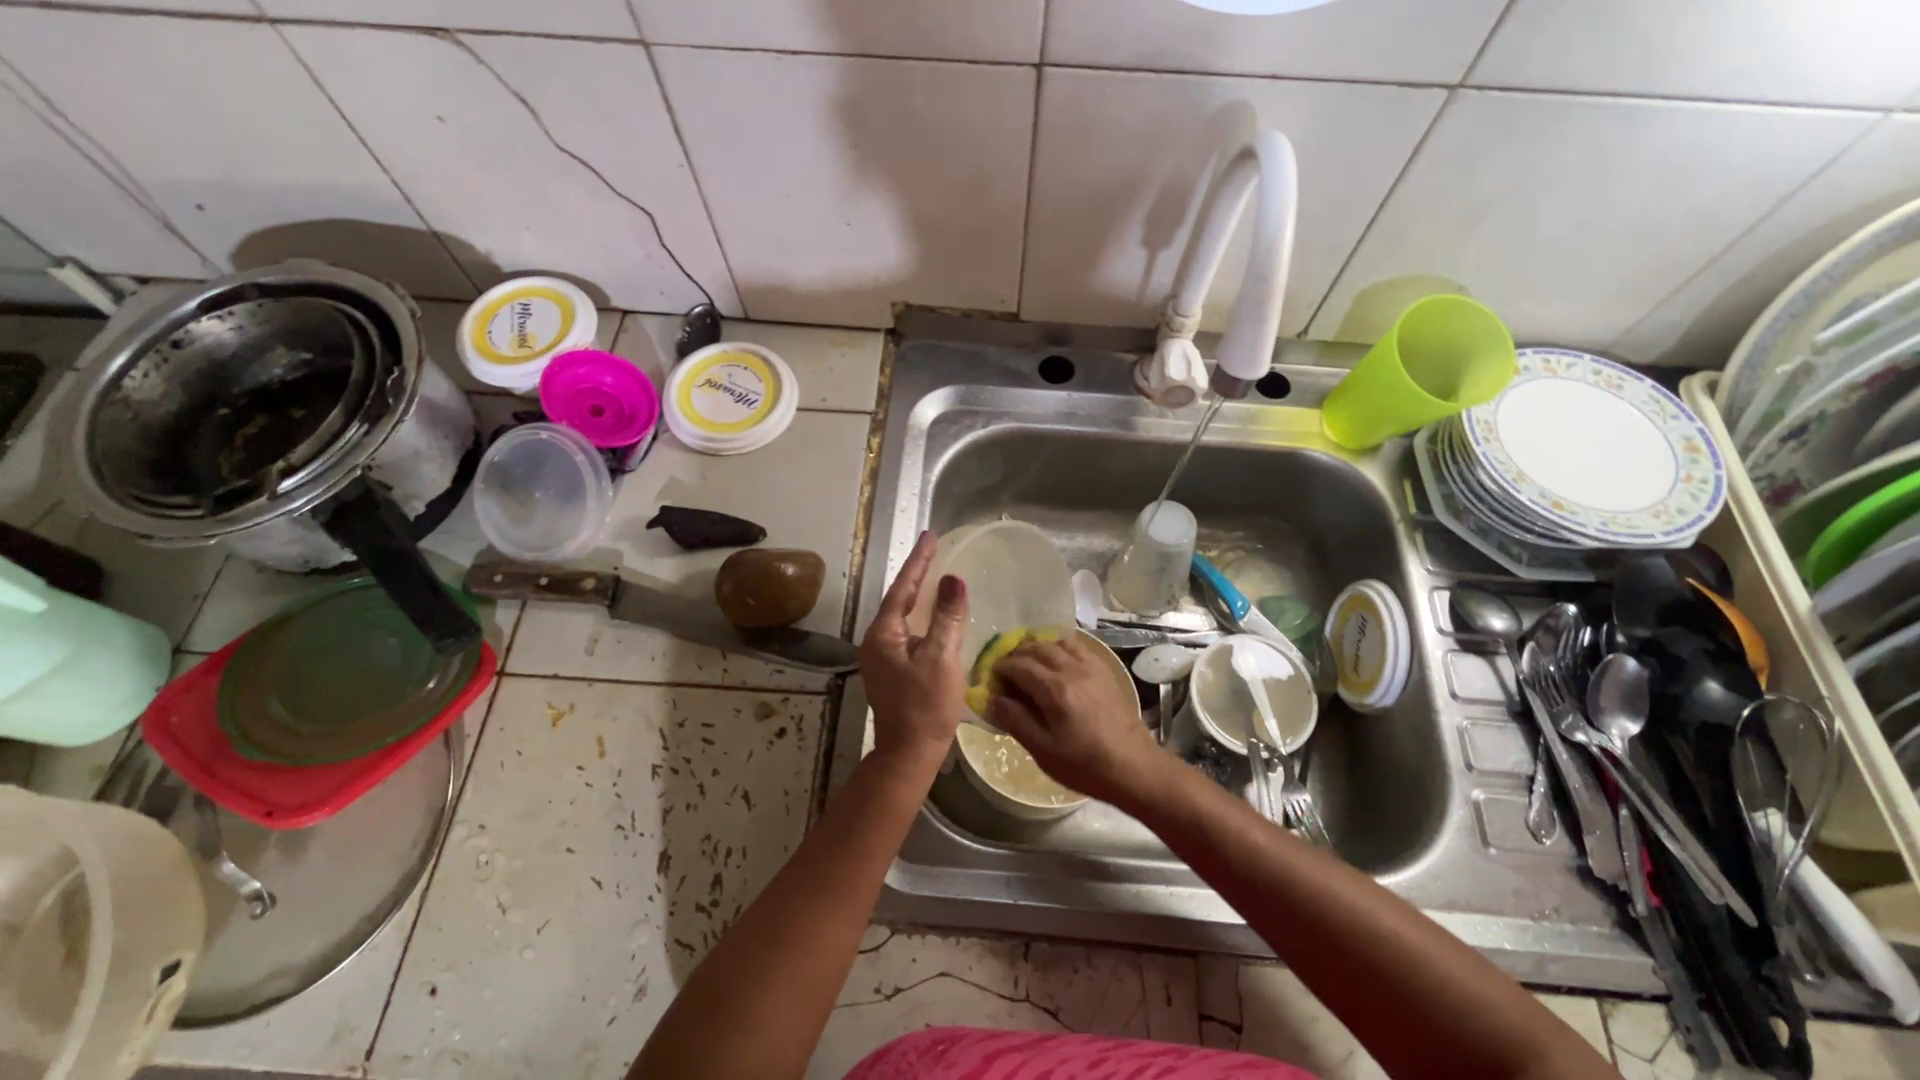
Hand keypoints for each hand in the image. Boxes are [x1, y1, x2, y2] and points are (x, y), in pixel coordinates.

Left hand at [860, 531, 968, 769]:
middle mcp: (878, 641)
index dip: (918, 561)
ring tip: (937, 575)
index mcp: (884, 634)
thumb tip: (953, 579)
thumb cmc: (925, 707)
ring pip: (904, 617)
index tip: (930, 536)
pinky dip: (924, 618)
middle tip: (935, 549)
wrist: (909, 754)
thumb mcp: (941, 659)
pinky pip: (910, 633)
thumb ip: (947, 617)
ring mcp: (883, 658)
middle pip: (900, 599)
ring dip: (921, 596)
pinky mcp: (894, 671)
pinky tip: (938, 617)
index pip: (903, 587)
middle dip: (918, 574)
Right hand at [989, 636, 1170, 808]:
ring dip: (1041, 648)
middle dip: (1017, 654)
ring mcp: (1093, 668)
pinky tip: (1059, 664)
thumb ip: (1016, 721)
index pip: (1019, 665)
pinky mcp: (1107, 673)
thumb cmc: (1085, 765)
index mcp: (1055, 689)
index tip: (990, 677)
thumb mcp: (1043, 750)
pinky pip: (1080, 649)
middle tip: (1006, 669)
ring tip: (1031, 664)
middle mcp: (1073, 669)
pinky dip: (1062, 649)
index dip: (1001, 668)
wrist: (1135, 768)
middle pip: (1038, 648)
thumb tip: (992, 699)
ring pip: (1060, 643)